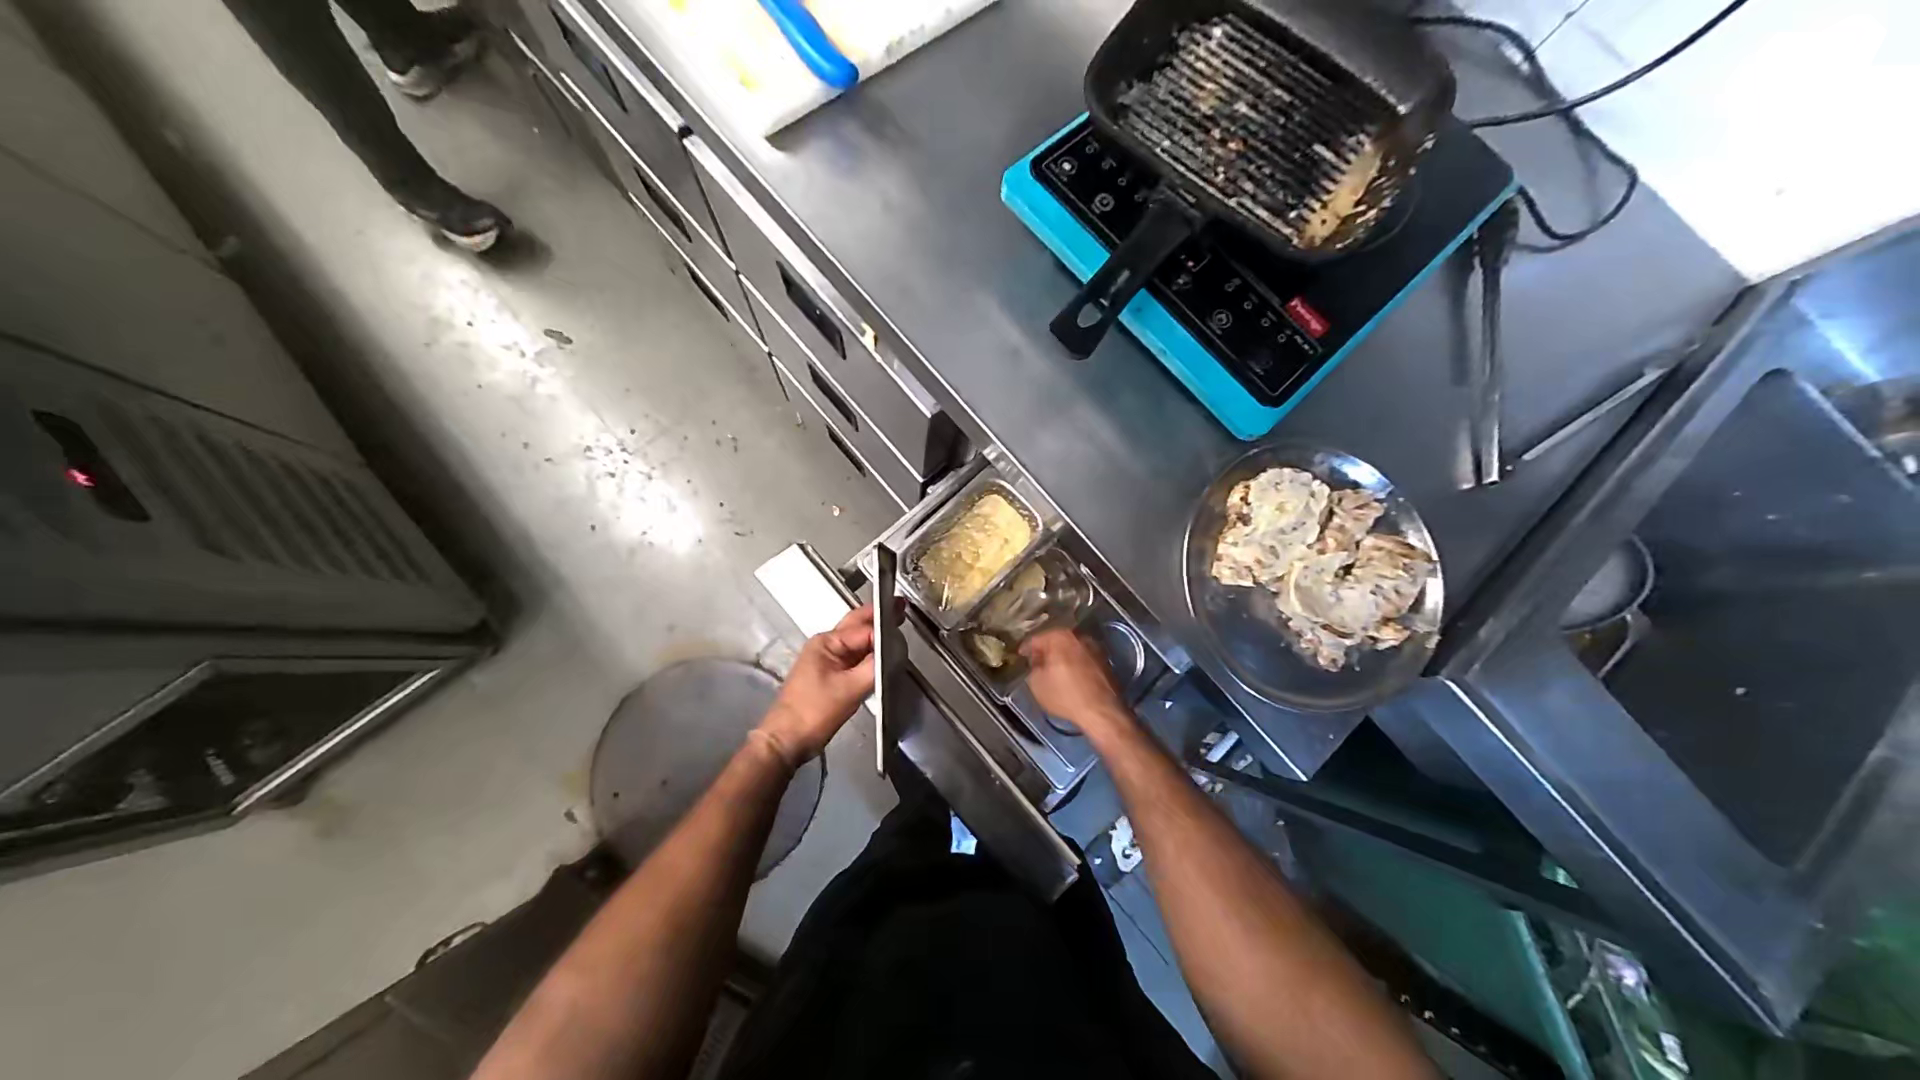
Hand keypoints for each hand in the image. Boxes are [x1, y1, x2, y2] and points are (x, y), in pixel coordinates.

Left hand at [757, 603, 884, 769]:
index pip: (863, 629)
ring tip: (895, 629)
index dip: (884, 630)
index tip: (902, 632)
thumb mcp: (849, 688)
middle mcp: (825, 646)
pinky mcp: (829, 676)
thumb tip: (895, 650)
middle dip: (878, 617)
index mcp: (826, 643)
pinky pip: (853, 658)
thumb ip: (875, 666)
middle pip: (856, 625)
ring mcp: (826, 661)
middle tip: (900, 607)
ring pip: (856, 641)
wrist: (786, 740)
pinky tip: (880, 656)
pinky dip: (868, 654)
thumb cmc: (812, 713)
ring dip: (874, 635)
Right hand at [1022, 627, 1132, 737]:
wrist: (1101, 711)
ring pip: (1071, 649)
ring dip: (1062, 657)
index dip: (1026, 648)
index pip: (1036, 638)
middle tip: (1036, 661)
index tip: (1021, 656)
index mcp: (1060, 637)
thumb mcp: (1036, 683)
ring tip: (1053, 670)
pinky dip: (1074, 664)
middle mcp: (1079, 637)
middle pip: (1056, 640)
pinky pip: (1083, 659)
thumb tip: (1038, 661)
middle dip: (1046, 650)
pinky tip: (1070, 677)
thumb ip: (1033, 667)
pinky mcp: (1105, 662)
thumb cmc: (1065, 695)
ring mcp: (1095, 649)